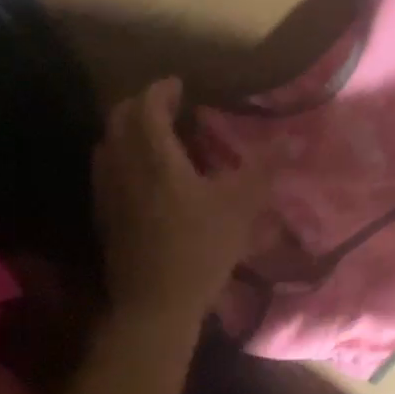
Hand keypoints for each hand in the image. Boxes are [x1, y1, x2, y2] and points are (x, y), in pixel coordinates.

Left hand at [92, 78, 272, 319]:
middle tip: (164, 110)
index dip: (163, 90)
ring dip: (126, 134)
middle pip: (119, 118)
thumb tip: (290, 143)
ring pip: (107, 146)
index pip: (148, 105)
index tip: (180, 88)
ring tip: (152, 142)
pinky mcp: (103, 220)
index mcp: (154, 156)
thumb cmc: (199, 252)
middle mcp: (123, 166)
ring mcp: (107, 194)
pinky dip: (120, 163)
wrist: (155, 305)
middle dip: (140, 106)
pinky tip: (140, 182)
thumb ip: (261, 172)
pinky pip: (105, 175)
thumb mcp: (239, 210)